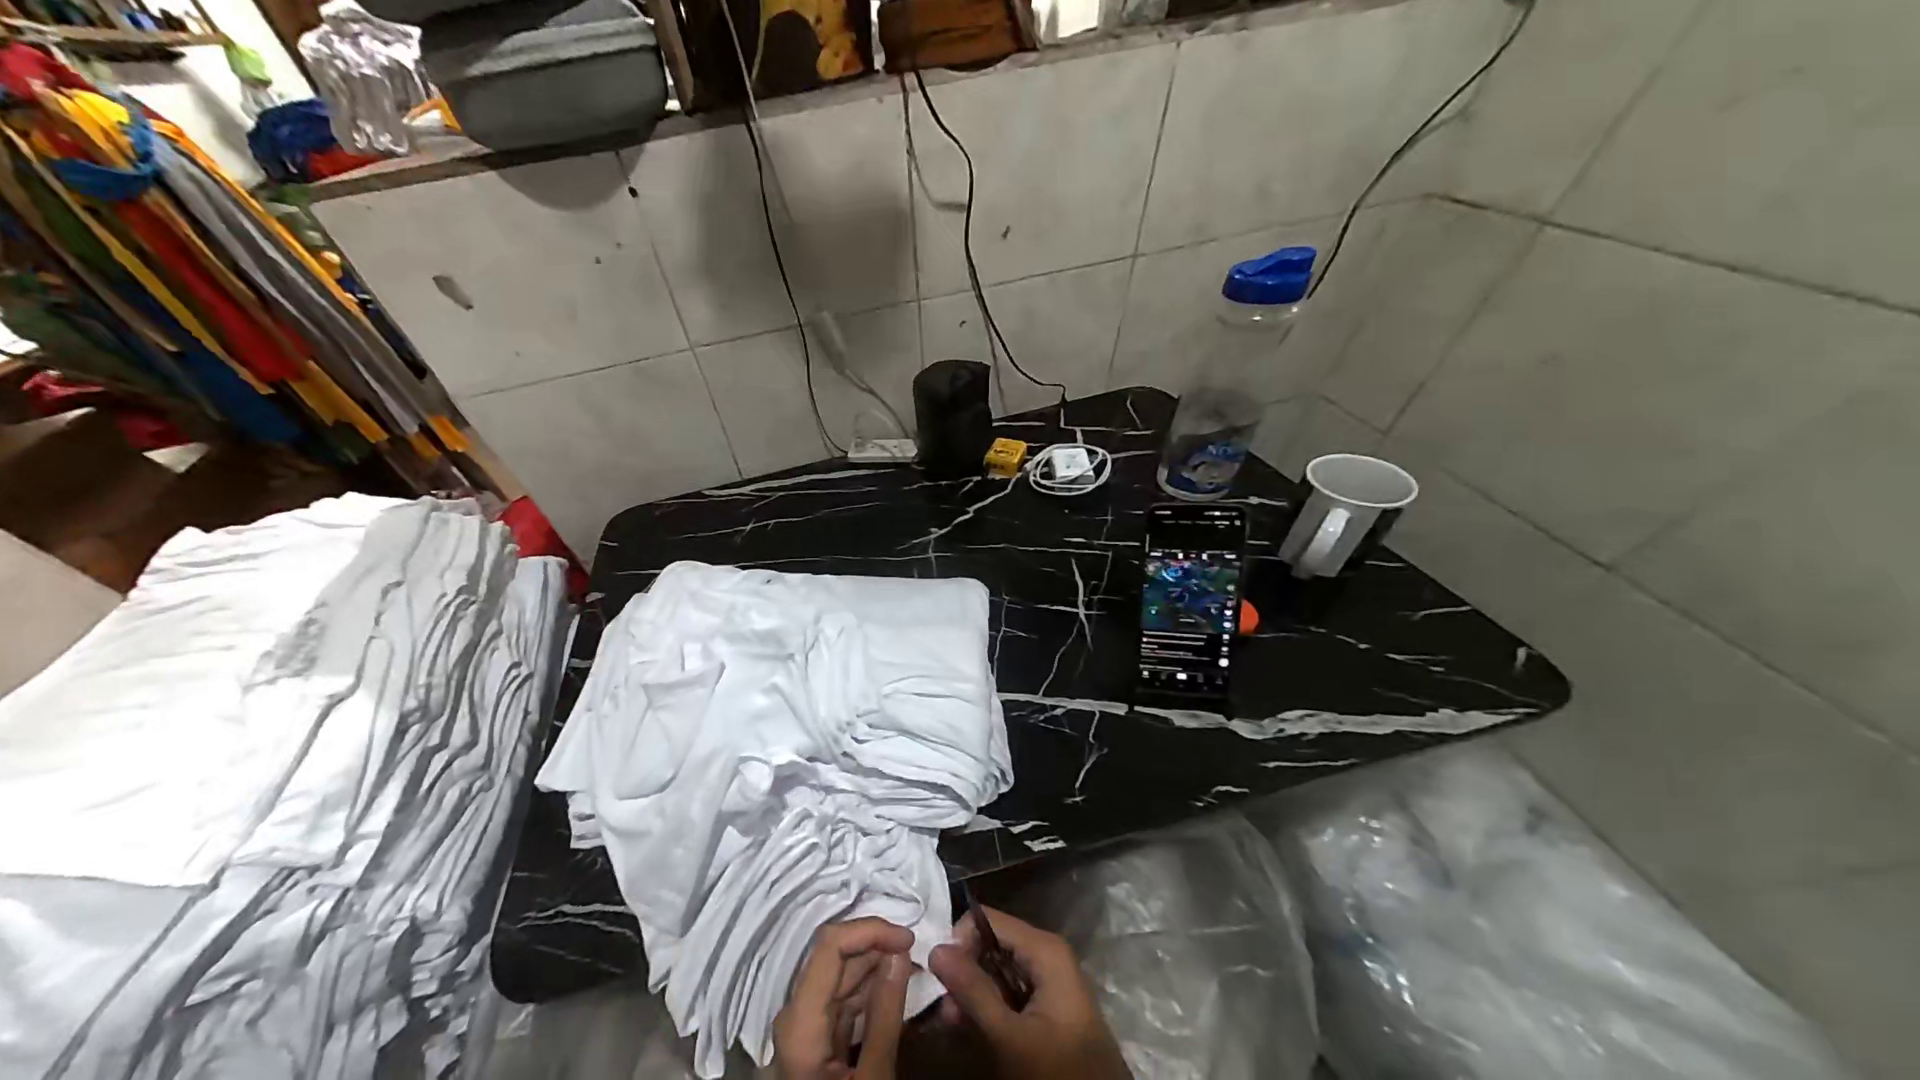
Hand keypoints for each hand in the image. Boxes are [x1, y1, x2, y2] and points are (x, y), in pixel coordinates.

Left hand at [773, 917, 913, 1079]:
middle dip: (879, 948)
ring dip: (878, 968)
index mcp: (800, 1021)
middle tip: (919, 955)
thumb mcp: (872, 1078)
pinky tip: (895, 994)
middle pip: (836, 959)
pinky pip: (843, 1002)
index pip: (829, 945)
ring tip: (914, 971)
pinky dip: (871, 993)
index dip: (870, 931)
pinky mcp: (814, 1042)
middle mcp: (794, 1015)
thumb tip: (900, 954)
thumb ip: (885, 1017)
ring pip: (842, 978)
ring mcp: (802, 1028)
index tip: (909, 939)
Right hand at [928, 907, 1131, 1079]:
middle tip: (943, 1007)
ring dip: (972, 992)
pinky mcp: (1046, 1002)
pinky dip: (987, 1004)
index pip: (987, 919)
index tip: (940, 977)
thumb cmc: (1057, 1070)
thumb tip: (935, 949)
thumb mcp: (1009, 1036)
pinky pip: (1009, 989)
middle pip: (991, 942)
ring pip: (997, 968)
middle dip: (964, 970)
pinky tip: (970, 1026)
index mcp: (1044, 948)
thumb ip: (973, 991)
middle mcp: (1046, 953)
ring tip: (952, 1022)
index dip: (959, 941)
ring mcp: (1048, 978)